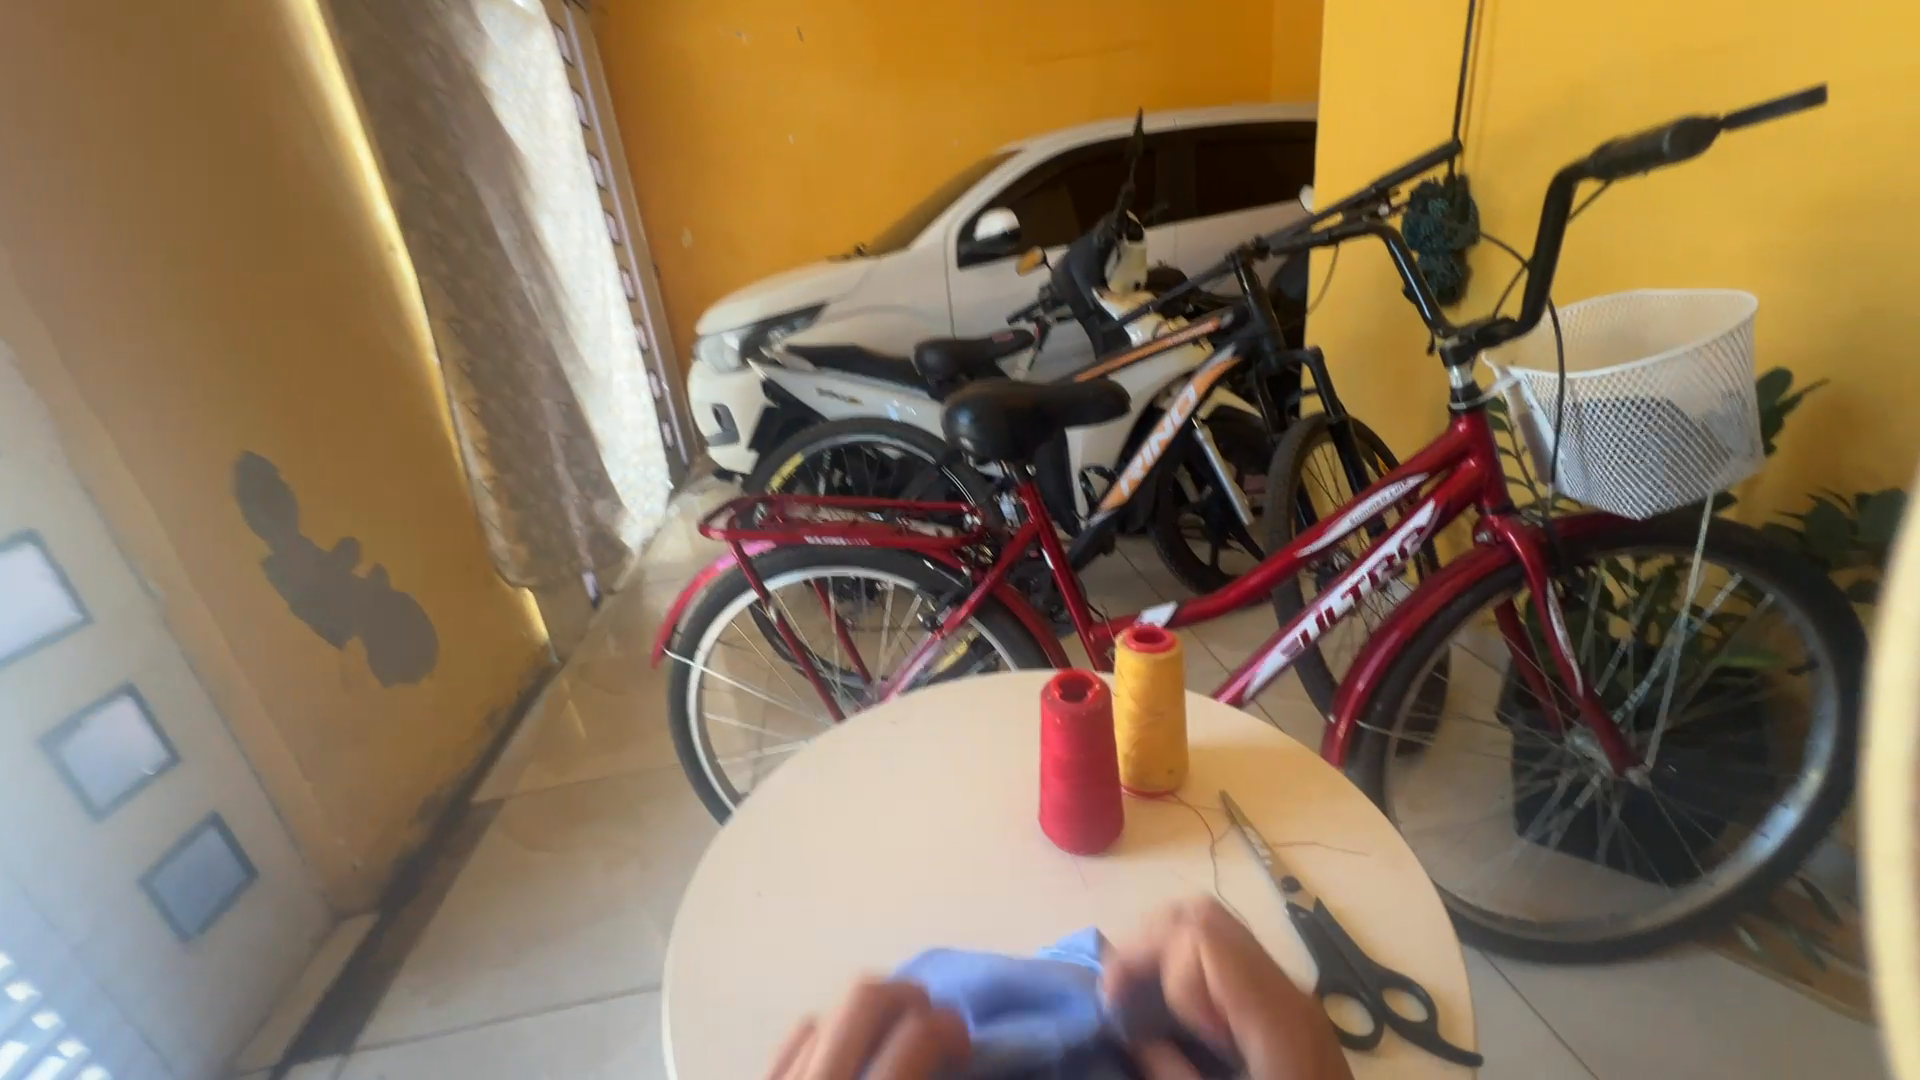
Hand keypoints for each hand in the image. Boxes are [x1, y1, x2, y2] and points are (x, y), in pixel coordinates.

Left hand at [767, 978, 969, 1078]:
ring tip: (889, 1040)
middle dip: (908, 998)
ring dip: (866, 1017)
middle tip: (932, 1025)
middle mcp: (821, 1079)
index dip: (952, 1026)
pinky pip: (793, 1042)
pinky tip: (842, 1056)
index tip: (963, 1043)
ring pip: (827, 1013)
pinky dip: (823, 1037)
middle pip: (866, 998)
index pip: (917, 1034)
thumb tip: (947, 1057)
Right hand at [1104, 898, 1353, 1079]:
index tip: (1122, 1000)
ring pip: (1215, 924)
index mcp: (1275, 1015)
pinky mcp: (1287, 1005)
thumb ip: (1173, 1069)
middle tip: (1122, 983)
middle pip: (1204, 915)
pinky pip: (1229, 953)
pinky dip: (1190, 959)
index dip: (1152, 958)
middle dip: (1151, 938)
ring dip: (1167, 943)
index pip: (1198, 936)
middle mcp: (1285, 988)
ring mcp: (1290, 992)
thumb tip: (1133, 1032)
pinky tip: (1176, 999)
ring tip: (1141, 984)